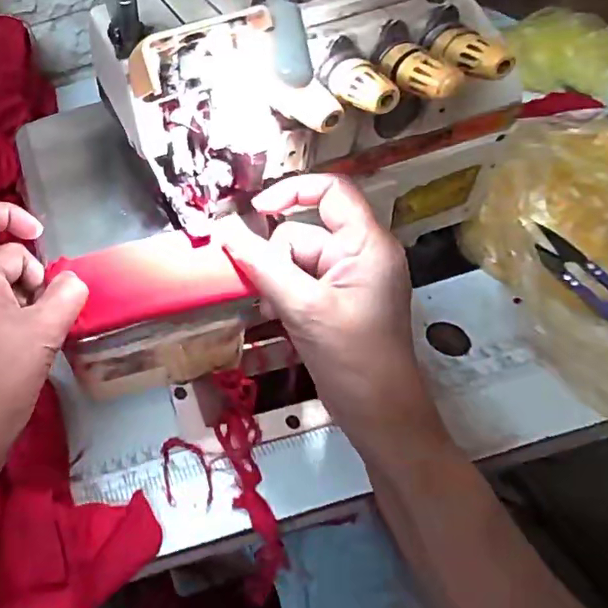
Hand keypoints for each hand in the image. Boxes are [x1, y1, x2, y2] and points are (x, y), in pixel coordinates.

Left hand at [0, 201, 88, 503]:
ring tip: (39, 335)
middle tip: (48, 312)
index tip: (42, 240)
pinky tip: (24, 350)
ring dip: (25, 298)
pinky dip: (10, 317)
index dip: (13, 214)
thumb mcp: (43, 333)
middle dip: (32, 274)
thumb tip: (71, 281)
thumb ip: (66, 295)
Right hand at [216, 175, 450, 460]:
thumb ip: (262, 266)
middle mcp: (361, 254)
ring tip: (270, 311)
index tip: (255, 210)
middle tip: (258, 288)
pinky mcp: (339, 300)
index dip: (291, 190)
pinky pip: (302, 281)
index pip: (332, 190)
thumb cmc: (354, 361)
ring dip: (276, 280)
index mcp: (367, 244)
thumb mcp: (304, 308)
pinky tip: (275, 317)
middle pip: (305, 231)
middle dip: (275, 256)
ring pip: (297, 259)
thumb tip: (225, 231)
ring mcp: (350, 279)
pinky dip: (284, 294)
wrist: (382, 417)